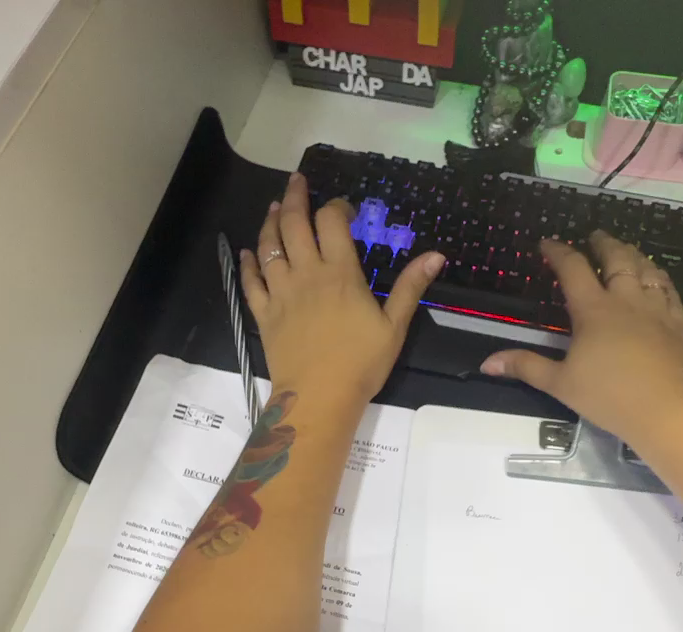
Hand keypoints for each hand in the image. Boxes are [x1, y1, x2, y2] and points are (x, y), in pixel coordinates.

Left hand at [241, 173, 444, 415]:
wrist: (319, 398)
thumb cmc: (361, 365)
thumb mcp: (394, 327)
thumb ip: (410, 288)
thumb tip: (435, 256)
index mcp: (340, 274)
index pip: (332, 222)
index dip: (337, 207)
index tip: (345, 209)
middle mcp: (306, 274)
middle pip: (294, 223)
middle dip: (295, 197)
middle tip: (296, 182)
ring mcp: (281, 293)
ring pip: (269, 246)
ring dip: (270, 222)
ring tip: (273, 208)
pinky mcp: (264, 313)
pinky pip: (251, 282)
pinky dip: (248, 263)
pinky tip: (247, 252)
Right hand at [480, 232, 682, 447]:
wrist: (665, 410)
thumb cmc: (607, 396)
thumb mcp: (559, 384)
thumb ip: (526, 367)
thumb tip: (488, 363)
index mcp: (593, 310)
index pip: (572, 269)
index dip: (558, 252)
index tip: (546, 244)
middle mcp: (626, 300)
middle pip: (616, 259)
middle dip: (603, 243)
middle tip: (595, 235)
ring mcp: (655, 309)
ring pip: (646, 269)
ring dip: (633, 254)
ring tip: (626, 251)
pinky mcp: (677, 323)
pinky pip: (669, 289)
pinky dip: (659, 277)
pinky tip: (657, 280)